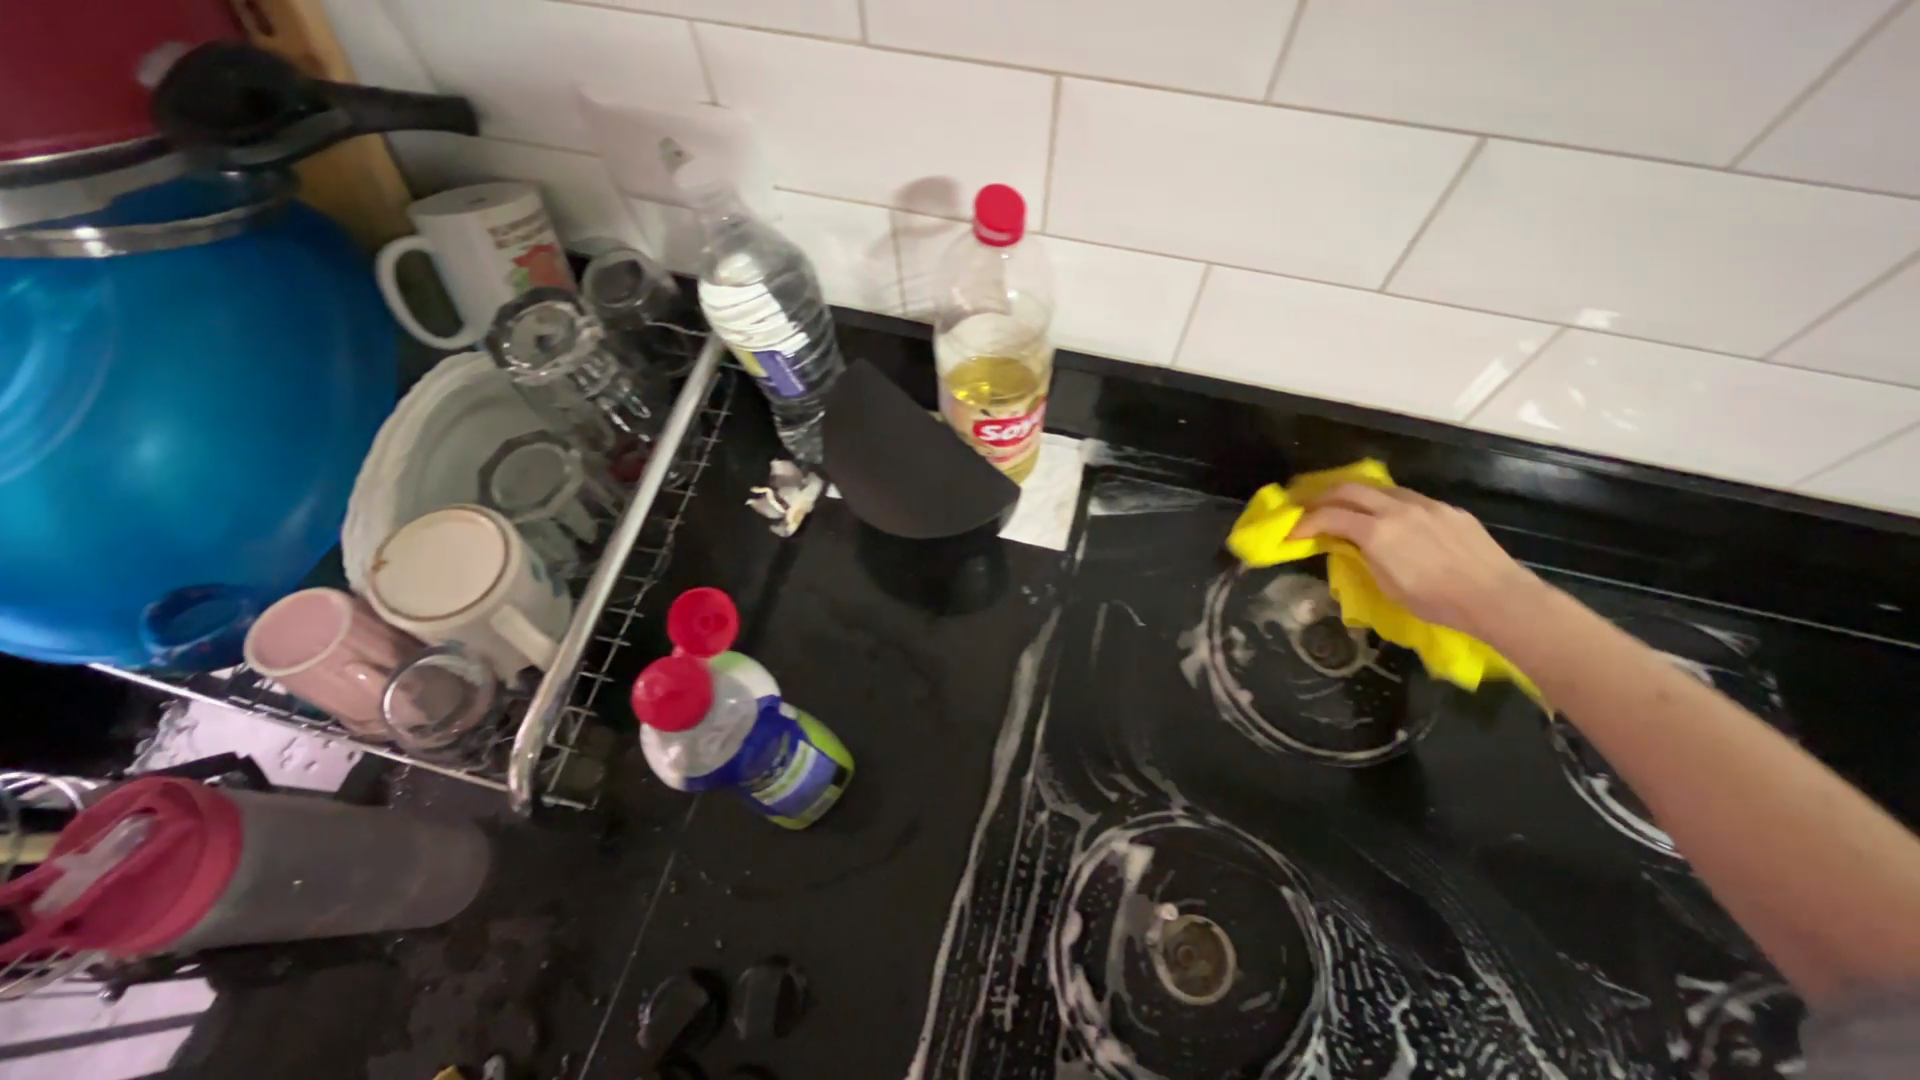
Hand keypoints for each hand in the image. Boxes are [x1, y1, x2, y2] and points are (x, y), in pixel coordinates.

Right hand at [1289, 483, 1545, 639]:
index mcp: (1377, 532)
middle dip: (1322, 497)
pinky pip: (1408, 498)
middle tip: (1309, 508)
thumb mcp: (1387, 585)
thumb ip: (1364, 557)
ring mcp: (1425, 505)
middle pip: (1348, 489)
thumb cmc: (1436, 601)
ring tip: (1345, 507)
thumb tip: (1349, 544)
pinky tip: (1389, 518)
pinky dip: (1386, 503)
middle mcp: (1397, 509)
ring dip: (1355, 495)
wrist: (1495, 596)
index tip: (1291, 531)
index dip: (1304, 522)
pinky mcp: (1446, 508)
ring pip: (1379, 488)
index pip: (1329, 516)